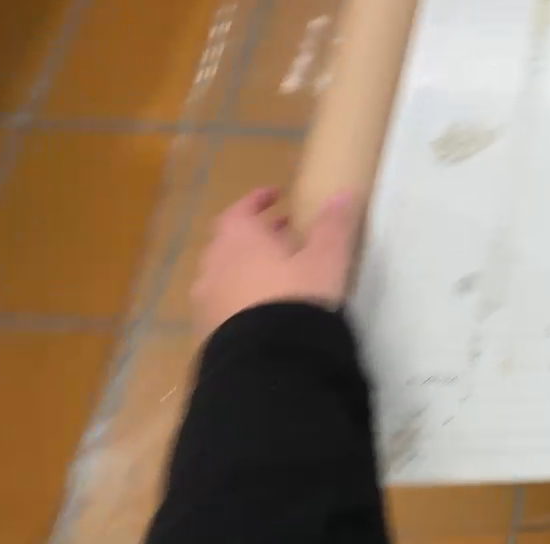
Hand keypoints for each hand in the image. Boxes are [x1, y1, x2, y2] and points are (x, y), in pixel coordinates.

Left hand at [191, 189, 361, 335]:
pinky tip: (266, 299)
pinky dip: (242, 288)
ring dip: (247, 262)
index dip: (255, 200)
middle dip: (256, 232)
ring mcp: (207, 299)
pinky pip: (224, 296)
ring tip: (279, 266)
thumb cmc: (297, 292)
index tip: (276, 194)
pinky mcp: (209, 327)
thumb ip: (333, 224)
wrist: (265, 355)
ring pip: (225, 270)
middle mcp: (215, 267)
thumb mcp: (327, 255)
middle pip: (229, 241)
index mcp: (240, 242)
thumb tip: (341, 194)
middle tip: (284, 228)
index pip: (238, 212)